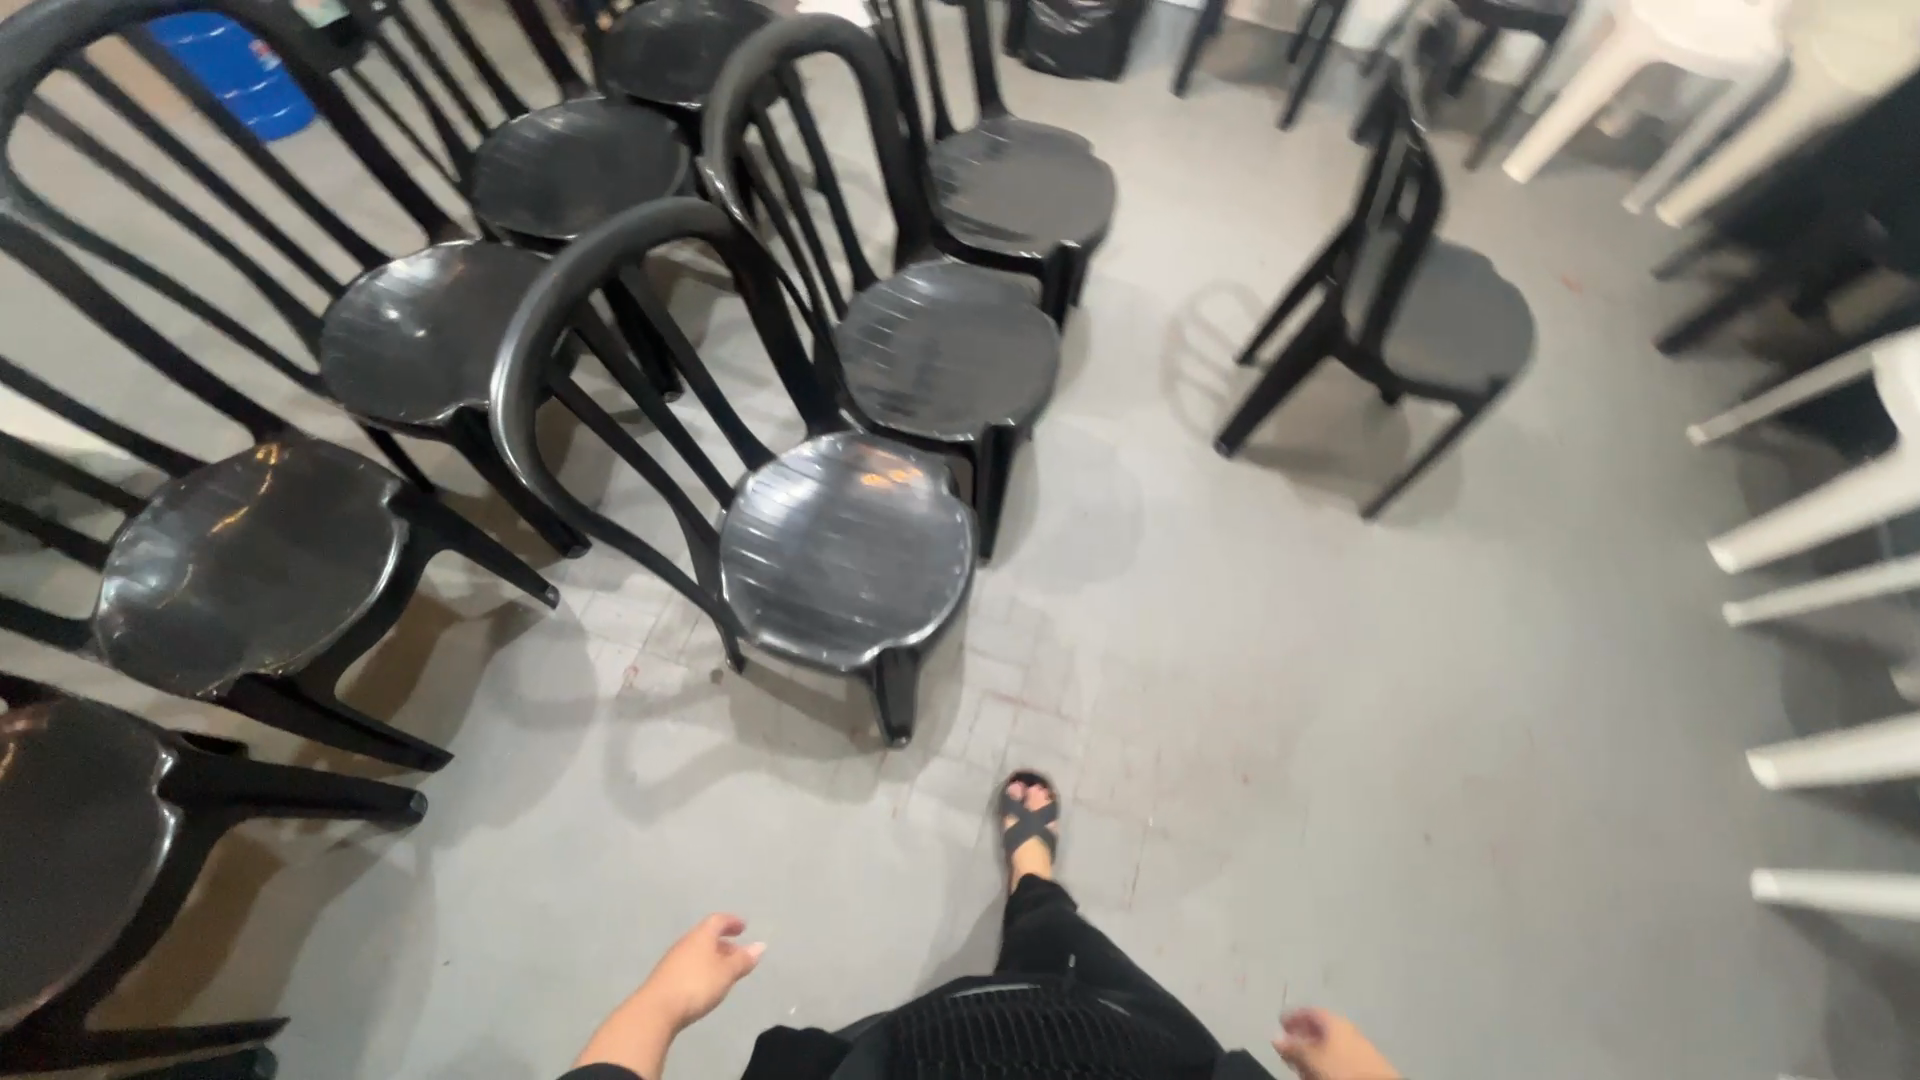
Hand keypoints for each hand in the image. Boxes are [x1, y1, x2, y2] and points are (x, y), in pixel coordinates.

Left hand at [632, 913, 765, 1032]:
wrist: (654, 1012)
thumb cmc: (696, 985)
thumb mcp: (726, 973)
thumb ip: (743, 960)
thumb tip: (761, 945)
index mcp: (701, 935)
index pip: (718, 920)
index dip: (732, 922)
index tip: (743, 927)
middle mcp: (686, 943)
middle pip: (706, 936)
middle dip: (723, 943)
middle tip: (737, 953)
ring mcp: (672, 961)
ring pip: (696, 952)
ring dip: (711, 958)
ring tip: (723, 972)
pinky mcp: (664, 979)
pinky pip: (687, 966)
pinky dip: (700, 970)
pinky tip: (704, 985)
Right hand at [1273, 1008, 1399, 1079]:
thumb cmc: (1340, 1069)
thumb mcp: (1310, 1058)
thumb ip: (1292, 1047)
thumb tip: (1275, 1037)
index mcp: (1333, 1019)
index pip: (1307, 1011)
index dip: (1292, 1016)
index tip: (1280, 1024)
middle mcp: (1347, 1027)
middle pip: (1321, 1028)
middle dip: (1304, 1037)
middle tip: (1290, 1047)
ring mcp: (1360, 1045)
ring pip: (1332, 1045)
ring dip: (1316, 1052)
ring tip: (1304, 1065)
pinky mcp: (1369, 1064)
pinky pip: (1342, 1058)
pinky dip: (1330, 1062)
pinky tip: (1324, 1072)